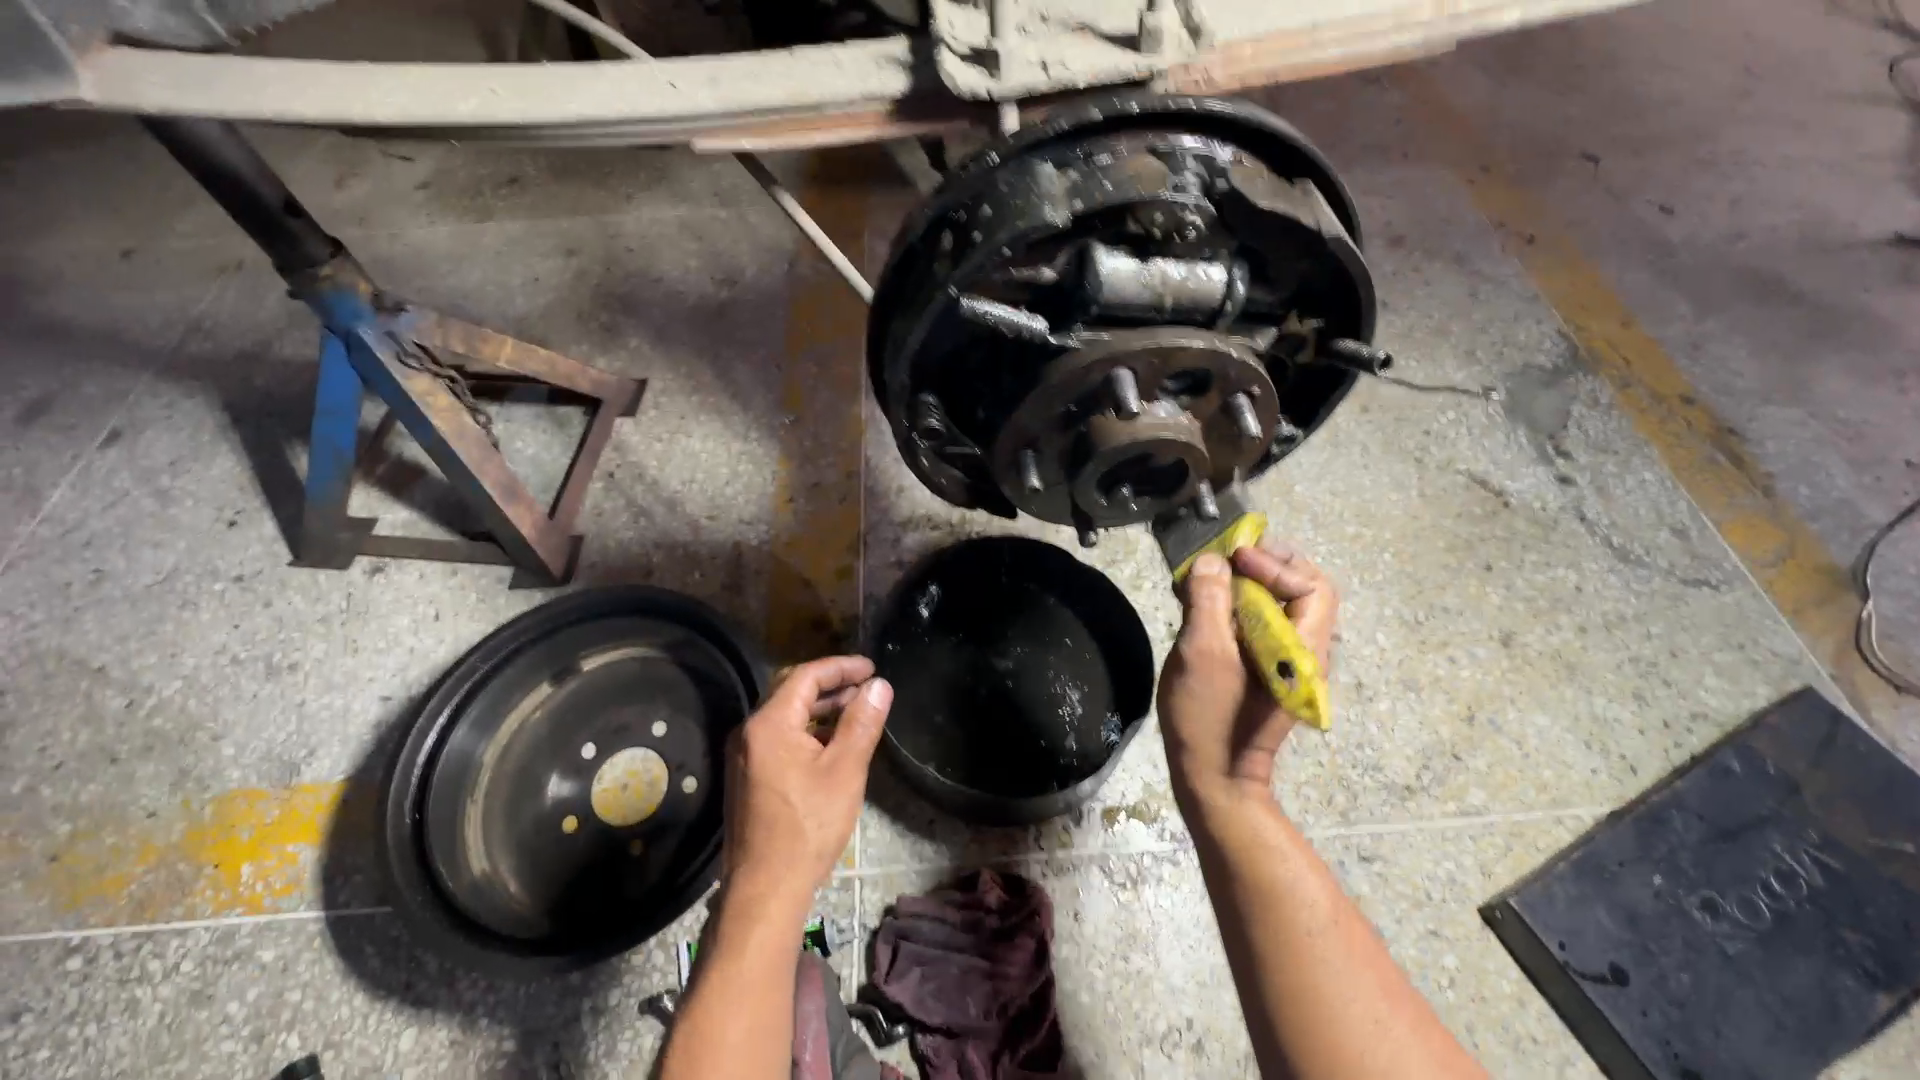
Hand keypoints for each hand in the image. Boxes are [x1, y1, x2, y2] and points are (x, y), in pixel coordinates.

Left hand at [723, 656, 892, 905]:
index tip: (871, 668)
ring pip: (785, 717)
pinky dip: (807, 732)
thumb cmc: (808, 826)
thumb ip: (861, 723)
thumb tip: (879, 686)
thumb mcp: (845, 770)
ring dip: (820, 710)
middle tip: (867, 687)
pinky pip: (779, 739)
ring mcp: (744, 756)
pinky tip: (832, 745)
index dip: (841, 667)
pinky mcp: (747, 778)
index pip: (805, 676)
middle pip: (791, 692)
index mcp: (768, 724)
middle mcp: (749, 732)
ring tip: (857, 712)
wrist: (765, 887)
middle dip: (831, 685)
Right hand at [1158, 540, 1337, 807]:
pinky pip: (1264, 624)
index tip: (1233, 559)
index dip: (1275, 563)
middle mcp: (1306, 652)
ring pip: (1282, 605)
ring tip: (1211, 577)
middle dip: (1268, 566)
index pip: (1312, 586)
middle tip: (1228, 558)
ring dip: (1250, 583)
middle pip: (1303, 590)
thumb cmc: (1208, 717)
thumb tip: (1212, 562)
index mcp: (1303, 649)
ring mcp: (1288, 663)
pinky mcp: (1268, 671)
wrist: (1214, 777)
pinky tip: (1208, 606)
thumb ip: (1209, 600)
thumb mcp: (1202, 652)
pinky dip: (1241, 605)